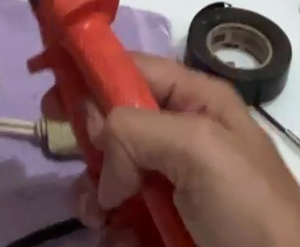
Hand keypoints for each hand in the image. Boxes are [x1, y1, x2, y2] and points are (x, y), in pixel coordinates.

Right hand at [55, 54, 299, 246]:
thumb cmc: (249, 206)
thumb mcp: (199, 149)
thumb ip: (139, 130)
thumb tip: (102, 154)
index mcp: (197, 100)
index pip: (134, 68)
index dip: (92, 71)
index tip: (50, 85)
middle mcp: (183, 135)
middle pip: (117, 122)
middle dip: (92, 140)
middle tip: (75, 159)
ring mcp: (175, 184)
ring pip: (113, 173)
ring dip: (96, 190)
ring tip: (101, 212)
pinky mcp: (168, 228)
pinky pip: (122, 217)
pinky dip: (110, 226)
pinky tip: (116, 235)